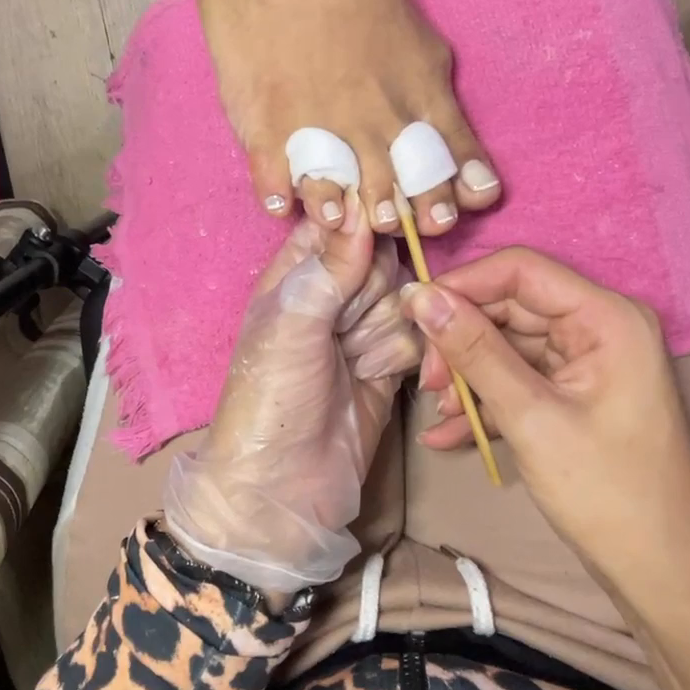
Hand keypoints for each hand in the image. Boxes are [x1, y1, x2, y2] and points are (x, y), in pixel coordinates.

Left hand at [163, 194, 419, 593]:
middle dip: (372, 290)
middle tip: (343, 326)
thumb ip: (332, 264)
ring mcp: (360, 332)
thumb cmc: (272, 393)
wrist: (285, 484)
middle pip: (381, 261)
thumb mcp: (293, 320)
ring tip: (353, 362)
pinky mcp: (388, 366)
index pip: (338, 224)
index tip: (383, 227)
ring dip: (384, 330)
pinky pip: (418, 338)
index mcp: (294, 275)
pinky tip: (377, 378)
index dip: (362, 223)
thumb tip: (361, 205)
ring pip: (405, 299)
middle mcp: (329, 297)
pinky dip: (404, 356)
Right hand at [198, 0, 501, 238]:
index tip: (447, 210)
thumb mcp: (411, 28)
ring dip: (343, 216)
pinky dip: (280, 198)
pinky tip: (281, 200)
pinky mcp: (263, 125)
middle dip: (401, 217)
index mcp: (420, 91)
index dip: (454, 196)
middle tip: (390, 219)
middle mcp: (376, 119)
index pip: (452, 165)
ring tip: (339, 216)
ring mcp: (319, 128)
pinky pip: (276, 185)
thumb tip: (425, 122)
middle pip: (399, 197)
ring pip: (342, 204)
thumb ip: (422, 83)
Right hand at [403, 248, 689, 593]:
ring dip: (465, 375)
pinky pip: (516, 377)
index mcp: (606, 318)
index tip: (412, 315)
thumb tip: (419, 296)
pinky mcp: (573, 392)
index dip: (462, 285)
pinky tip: (447, 432)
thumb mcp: (531, 416)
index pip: (519, 270)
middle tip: (425, 382)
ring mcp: (586, 361)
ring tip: (440, 412)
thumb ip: (474, 351)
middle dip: (459, 340)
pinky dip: (483, 400)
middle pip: (507, 306)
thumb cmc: (608, 493)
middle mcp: (598, 327)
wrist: (663, 576)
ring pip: (504, 343)